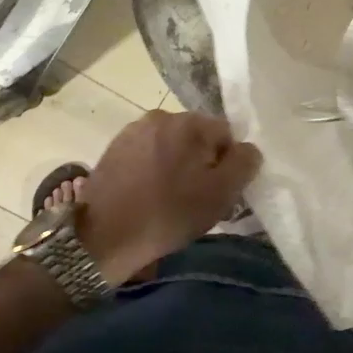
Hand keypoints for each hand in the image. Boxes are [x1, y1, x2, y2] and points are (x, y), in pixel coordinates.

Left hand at [75, 111, 262, 283]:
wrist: (104, 237)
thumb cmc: (169, 214)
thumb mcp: (221, 194)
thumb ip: (244, 164)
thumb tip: (248, 149)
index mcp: (189, 122)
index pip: (226, 135)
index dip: (228, 165)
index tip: (219, 192)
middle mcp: (160, 116)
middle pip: (197, 138)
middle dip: (202, 163)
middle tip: (197, 198)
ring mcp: (133, 131)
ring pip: (172, 146)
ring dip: (177, 167)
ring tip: (171, 199)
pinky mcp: (113, 149)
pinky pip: (148, 155)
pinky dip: (154, 171)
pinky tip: (149, 195)